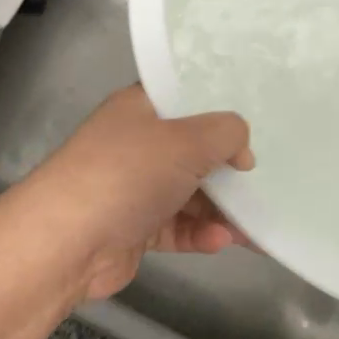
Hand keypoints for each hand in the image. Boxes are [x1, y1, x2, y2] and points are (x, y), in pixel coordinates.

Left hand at [20, 86, 253, 301]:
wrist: (69, 239)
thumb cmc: (126, 174)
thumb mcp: (185, 140)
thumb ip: (224, 134)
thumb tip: (240, 147)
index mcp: (138, 108)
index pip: (183, 96)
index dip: (219, 106)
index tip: (260, 119)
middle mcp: (134, 143)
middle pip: (191, 148)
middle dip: (228, 166)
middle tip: (269, 178)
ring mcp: (132, 186)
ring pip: (187, 192)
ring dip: (222, 208)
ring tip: (258, 224)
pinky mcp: (133, 227)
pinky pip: (176, 226)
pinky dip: (200, 233)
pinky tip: (224, 241)